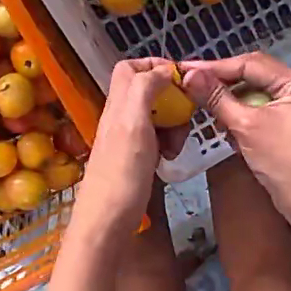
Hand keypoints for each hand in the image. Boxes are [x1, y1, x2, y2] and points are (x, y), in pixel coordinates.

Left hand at [71, 58, 184, 236]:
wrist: (106, 225)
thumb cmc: (121, 176)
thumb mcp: (134, 124)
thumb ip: (144, 89)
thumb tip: (162, 69)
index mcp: (117, 104)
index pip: (131, 67)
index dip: (155, 65)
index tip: (182, 81)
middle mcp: (120, 118)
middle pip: (148, 91)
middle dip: (172, 99)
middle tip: (184, 118)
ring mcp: (126, 140)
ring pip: (155, 116)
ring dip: (173, 124)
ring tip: (177, 145)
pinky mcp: (134, 160)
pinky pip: (156, 140)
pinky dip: (167, 143)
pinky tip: (170, 159)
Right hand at [179, 52, 290, 221]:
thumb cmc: (284, 163)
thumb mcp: (247, 127)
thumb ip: (217, 98)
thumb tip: (189, 75)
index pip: (250, 64)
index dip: (214, 66)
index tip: (184, 68)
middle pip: (251, 76)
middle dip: (221, 84)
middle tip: (187, 84)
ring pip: (252, 94)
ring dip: (228, 103)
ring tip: (202, 108)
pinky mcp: (286, 124)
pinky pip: (257, 111)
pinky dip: (239, 117)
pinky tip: (224, 127)